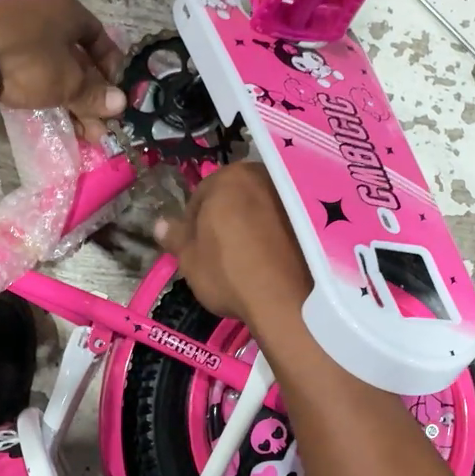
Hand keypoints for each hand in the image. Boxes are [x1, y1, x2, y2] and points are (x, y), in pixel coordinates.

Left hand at [0, 0, 126, 122]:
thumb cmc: (28, 61)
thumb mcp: (68, 82)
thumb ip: (95, 95)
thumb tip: (120, 104)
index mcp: (68, 10)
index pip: (100, 37)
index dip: (111, 66)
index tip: (114, 93)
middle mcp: (44, 11)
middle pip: (76, 55)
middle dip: (90, 93)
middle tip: (97, 123)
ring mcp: (17, 27)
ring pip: (53, 64)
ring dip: (70, 97)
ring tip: (78, 128)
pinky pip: (31, 66)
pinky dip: (44, 88)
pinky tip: (48, 110)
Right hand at [156, 162, 311, 330]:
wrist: (288, 301)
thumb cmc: (230, 274)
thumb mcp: (191, 260)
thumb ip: (174, 237)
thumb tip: (159, 224)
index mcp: (229, 176)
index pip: (200, 196)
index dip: (193, 224)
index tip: (195, 248)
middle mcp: (264, 175)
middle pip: (234, 197)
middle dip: (225, 219)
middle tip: (221, 252)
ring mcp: (294, 194)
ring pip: (262, 207)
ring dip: (252, 224)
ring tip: (249, 256)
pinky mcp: (315, 217)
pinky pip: (286, 221)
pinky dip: (277, 234)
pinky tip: (272, 258)